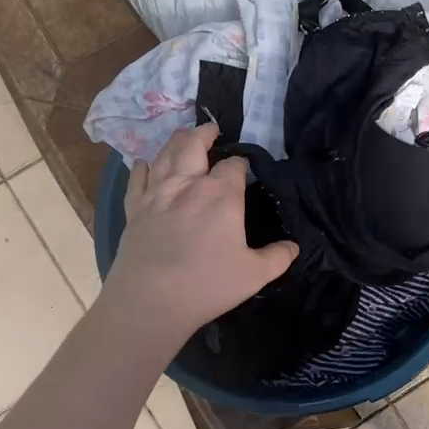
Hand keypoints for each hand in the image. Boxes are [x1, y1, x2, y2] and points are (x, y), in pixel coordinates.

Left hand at [101, 124, 298, 352]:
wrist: (152, 298)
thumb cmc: (209, 284)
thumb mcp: (255, 274)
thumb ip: (277, 257)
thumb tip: (293, 247)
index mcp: (221, 196)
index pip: (234, 166)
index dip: (241, 164)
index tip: (245, 168)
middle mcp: (188, 184)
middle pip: (193, 145)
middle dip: (204, 134)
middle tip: (212, 130)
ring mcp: (157, 194)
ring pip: (165, 154)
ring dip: (175, 141)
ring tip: (184, 137)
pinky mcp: (134, 208)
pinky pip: (137, 178)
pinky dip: (143, 166)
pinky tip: (145, 163)